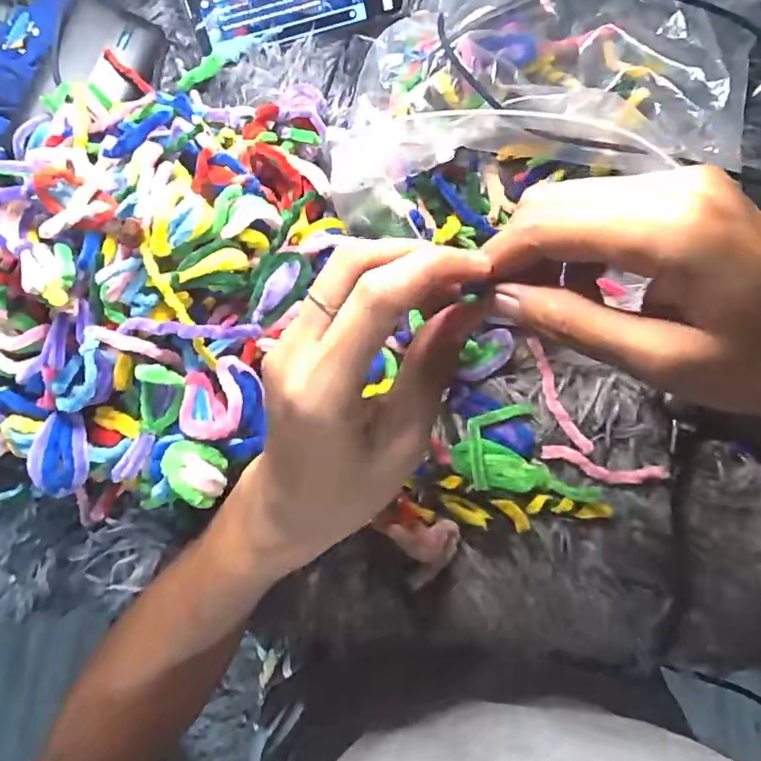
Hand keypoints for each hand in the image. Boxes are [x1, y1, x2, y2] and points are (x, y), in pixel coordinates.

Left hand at [219, 239, 489, 578]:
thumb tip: (468, 305)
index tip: (480, 269)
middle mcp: (293, 349)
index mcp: (322, 387)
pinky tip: (412, 293)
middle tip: (465, 270)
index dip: (431, 268)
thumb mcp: (404, 441)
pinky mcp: (288, 334)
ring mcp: (284, 337)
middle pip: (350, 262)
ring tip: (446, 280)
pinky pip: (334, 286)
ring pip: (339, 266)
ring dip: (396, 259)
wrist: (281, 507)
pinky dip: (378, 276)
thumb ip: (431, 366)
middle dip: (414, 253)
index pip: (373, 297)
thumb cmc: (348, 495)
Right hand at [482, 166, 760, 419]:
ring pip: (575, 196)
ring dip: (550, 243)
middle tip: (514, 302)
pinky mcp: (687, 184)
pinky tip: (597, 276)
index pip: (551, 222)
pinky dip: (582, 235)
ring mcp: (683, 177)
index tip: (475, 291)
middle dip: (521, 248)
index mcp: (672, 228)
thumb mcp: (662, 360)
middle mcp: (672, 183)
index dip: (503, 255)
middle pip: (555, 199)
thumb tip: (499, 299)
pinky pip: (606, 199)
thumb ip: (573, 323)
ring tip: (563, 297)